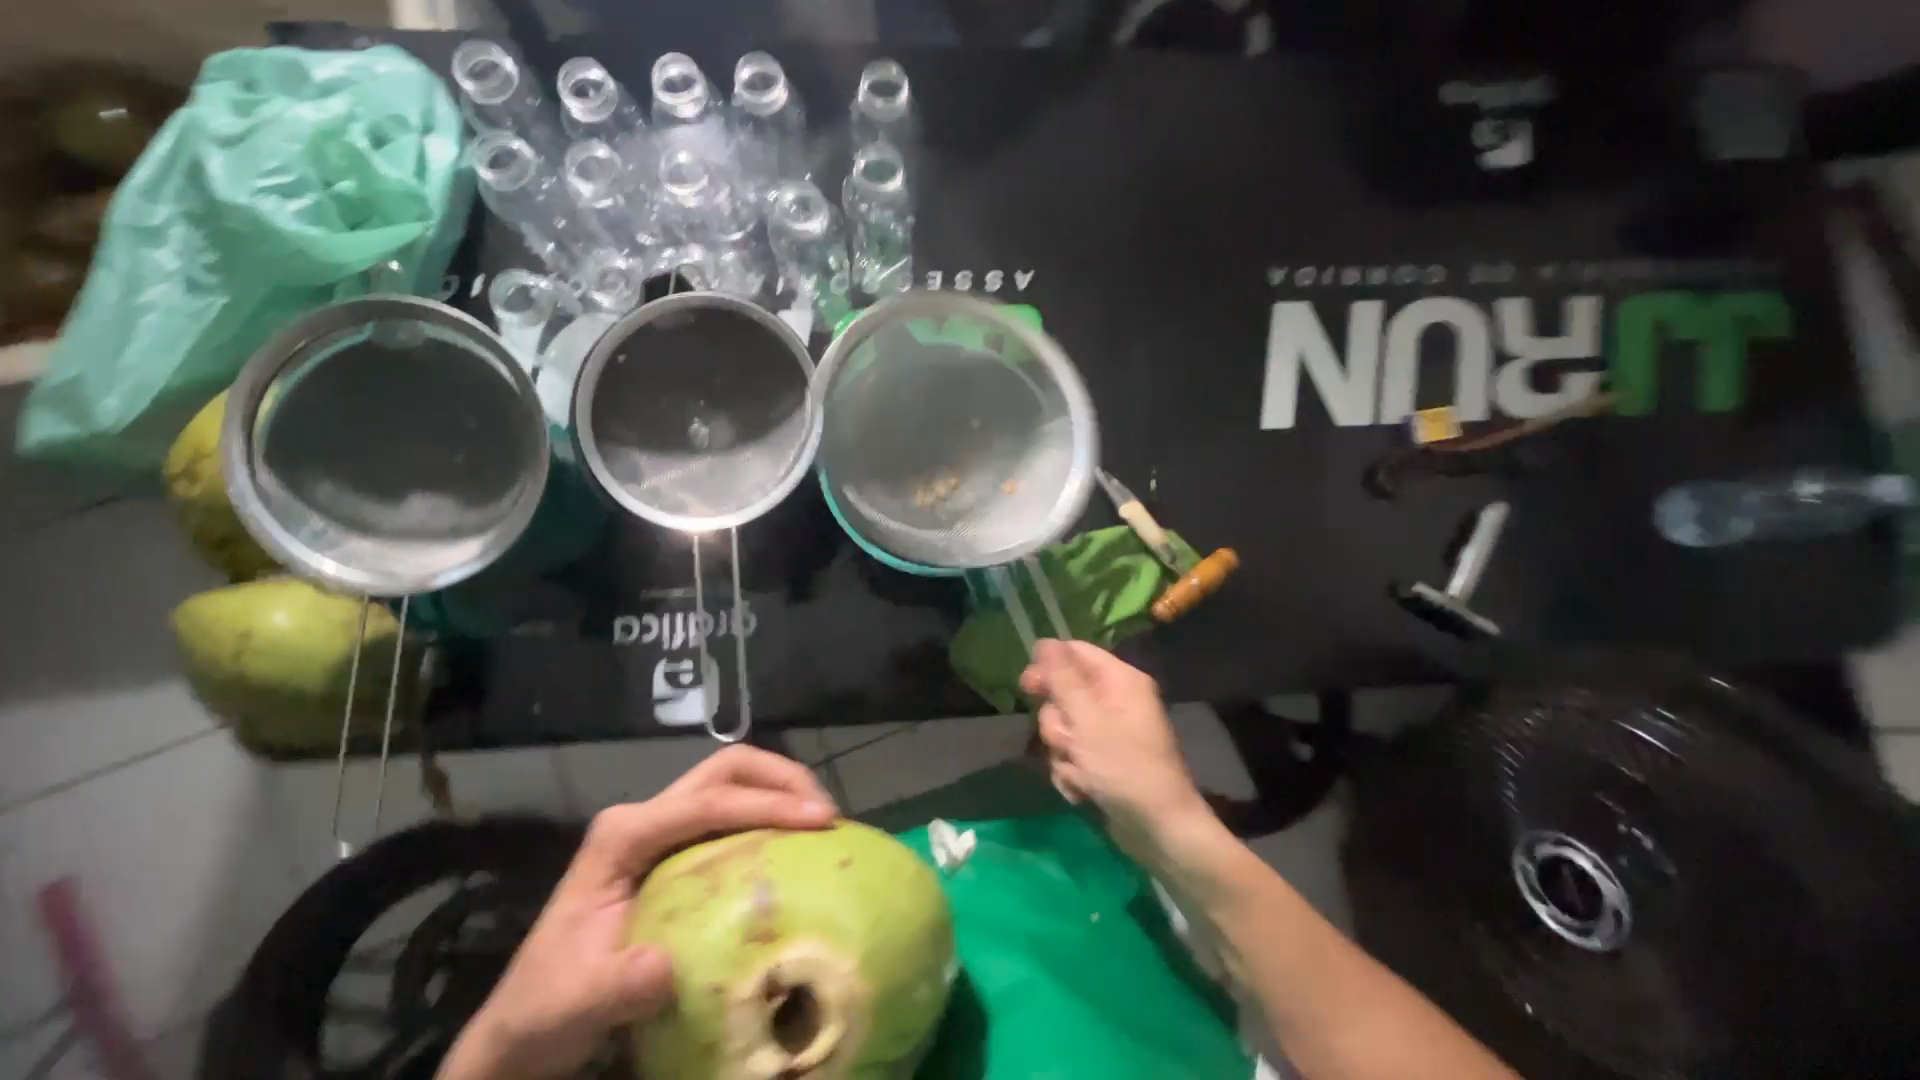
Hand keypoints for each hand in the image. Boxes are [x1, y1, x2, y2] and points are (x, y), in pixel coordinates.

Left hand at [438, 746, 837, 1079]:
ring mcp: (660, 833)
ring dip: (781, 793)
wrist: (526, 1029)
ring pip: (732, 784)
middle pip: (725, 770)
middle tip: (827, 815)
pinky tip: (797, 851)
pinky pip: (733, 818)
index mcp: (622, 836)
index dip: (765, 804)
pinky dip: (771, 819)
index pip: (705, 803)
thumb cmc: (546, 1010)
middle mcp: (643, 820)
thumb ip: (614, 987)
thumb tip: (663, 967)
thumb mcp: (574, 1006)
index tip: (819, 821)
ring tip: (824, 829)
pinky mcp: (675, 854)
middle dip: (782, 778)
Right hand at [1021, 639, 1210, 859]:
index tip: (1028, 687)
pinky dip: (1071, 774)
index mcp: (1121, 681)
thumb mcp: (1088, 720)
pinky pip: (1069, 756)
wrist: (1158, 829)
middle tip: (1068, 742)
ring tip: (1083, 774)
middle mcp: (1114, 701)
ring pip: (1062, 729)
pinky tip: (1083, 791)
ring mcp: (1107, 734)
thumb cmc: (1126, 768)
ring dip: (1063, 754)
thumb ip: (1063, 680)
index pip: (1076, 654)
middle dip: (1057, 724)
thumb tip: (1045, 641)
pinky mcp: (1101, 762)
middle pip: (1062, 695)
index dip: (1049, 667)